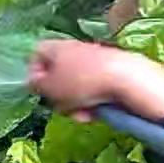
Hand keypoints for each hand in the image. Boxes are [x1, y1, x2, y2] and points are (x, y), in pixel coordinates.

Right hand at [28, 41, 163, 121]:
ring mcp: (97, 59)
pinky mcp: (114, 71)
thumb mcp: (49, 87)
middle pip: (57, 73)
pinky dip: (92, 101)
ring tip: (82, 114)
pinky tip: (96, 112)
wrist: (130, 80)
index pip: (36, 54)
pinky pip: (94, 88)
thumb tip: (33, 82)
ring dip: (75, 103)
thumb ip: (35, 85)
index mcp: (57, 47)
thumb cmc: (81, 82)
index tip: (37, 89)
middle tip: (60, 106)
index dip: (33, 72)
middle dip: (58, 94)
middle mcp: (76, 49)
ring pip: (76, 85)